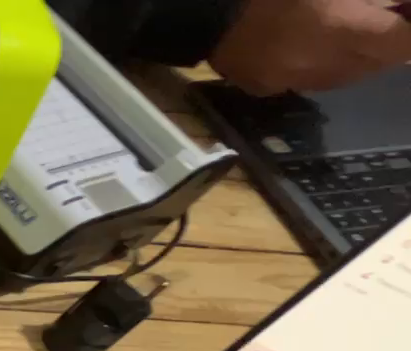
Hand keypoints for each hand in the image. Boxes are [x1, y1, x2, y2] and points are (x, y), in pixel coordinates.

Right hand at [212, 0, 410, 94]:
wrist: (215, 17)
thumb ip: (376, 2)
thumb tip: (397, 12)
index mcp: (342, 30)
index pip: (402, 45)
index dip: (410, 37)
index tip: (408, 22)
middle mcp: (316, 65)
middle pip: (374, 66)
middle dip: (390, 48)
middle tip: (391, 28)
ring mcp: (286, 81)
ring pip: (341, 79)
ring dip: (357, 62)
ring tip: (356, 41)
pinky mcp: (263, 88)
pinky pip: (304, 83)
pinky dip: (319, 71)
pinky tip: (314, 54)